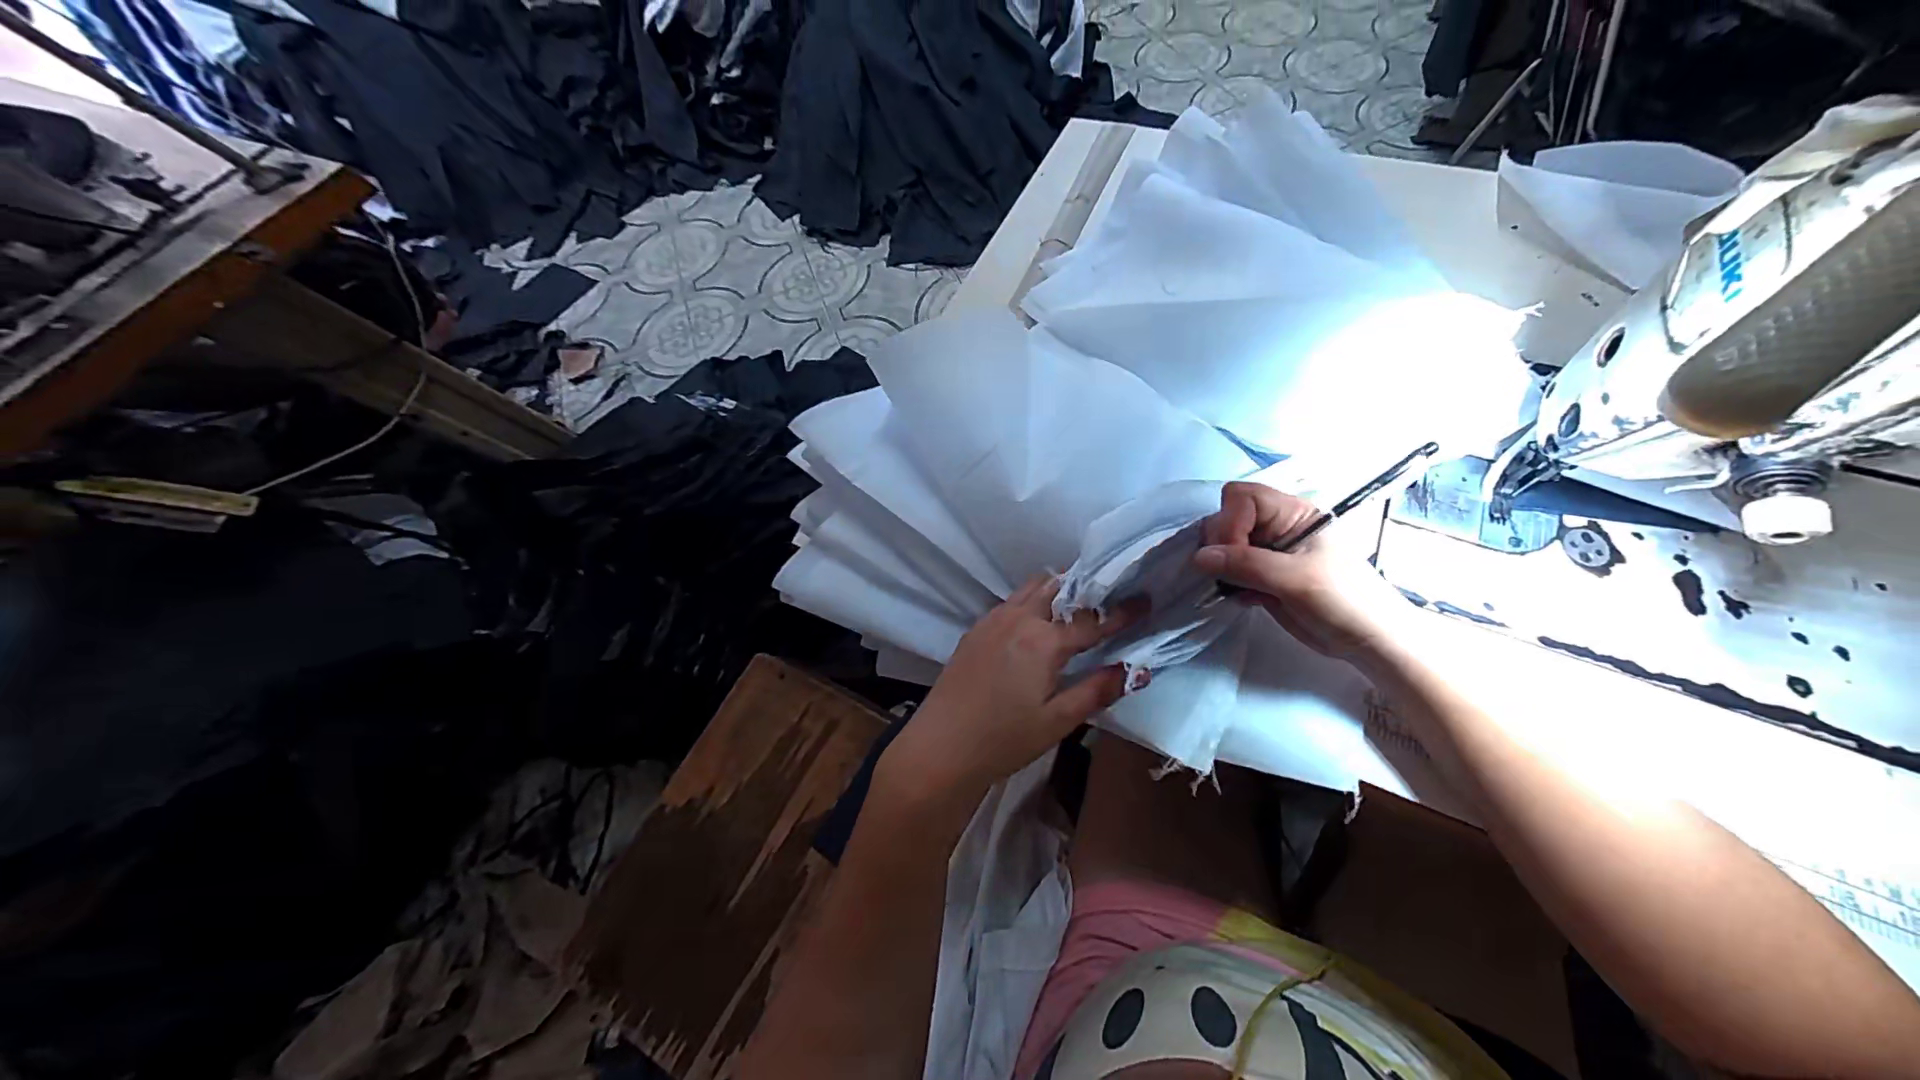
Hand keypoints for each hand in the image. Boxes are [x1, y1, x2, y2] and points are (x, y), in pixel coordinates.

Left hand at [881, 575, 1146, 798]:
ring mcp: (993, 620)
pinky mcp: (976, 629)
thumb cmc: (1003, 739)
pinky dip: (1033, 599)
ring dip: (1058, 589)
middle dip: (1087, 587)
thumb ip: (1097, 690)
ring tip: (1080, 604)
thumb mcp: (1058, 721)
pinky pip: (1012, 601)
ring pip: (1033, 588)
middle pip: (1059, 586)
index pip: (1092, 619)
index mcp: (1042, 641)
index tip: (1145, 600)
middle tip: (1111, 595)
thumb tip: (1136, 669)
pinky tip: (1040, 621)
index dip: (1122, 611)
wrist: (941, 746)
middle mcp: (1018, 618)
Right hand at [1191, 481, 1409, 658]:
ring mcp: (1267, 553)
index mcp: (1291, 514)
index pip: (1240, 497)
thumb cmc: (1343, 600)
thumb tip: (1199, 557)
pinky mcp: (1261, 578)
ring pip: (1222, 546)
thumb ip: (1246, 565)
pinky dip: (1227, 583)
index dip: (1229, 522)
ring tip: (1237, 588)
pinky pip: (1228, 571)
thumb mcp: (1296, 579)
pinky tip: (1243, 599)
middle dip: (1220, 545)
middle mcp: (1275, 527)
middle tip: (1233, 574)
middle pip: (1226, 519)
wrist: (1369, 640)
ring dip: (1221, 567)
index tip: (1235, 554)